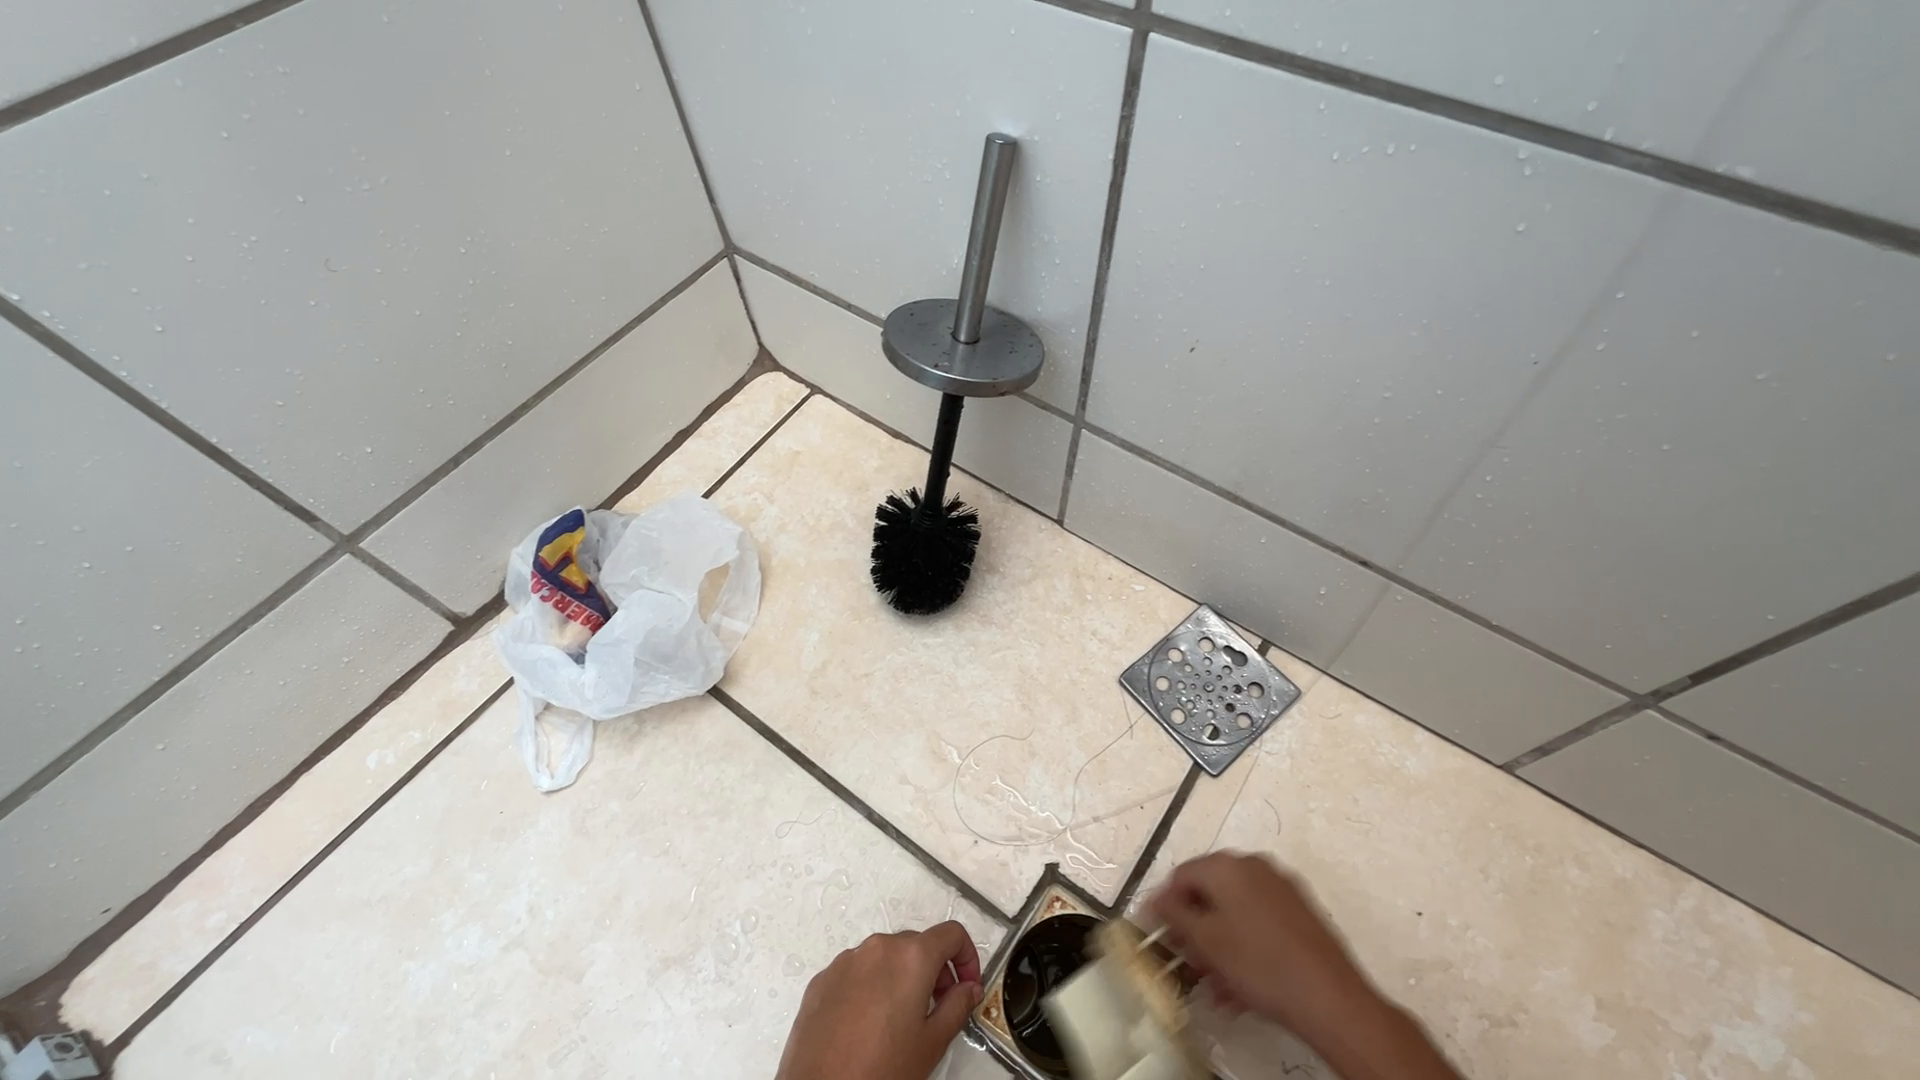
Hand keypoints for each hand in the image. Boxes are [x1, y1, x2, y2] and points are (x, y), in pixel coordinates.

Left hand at [774, 921, 982, 1079]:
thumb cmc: (880, 1069)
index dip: (967, 957)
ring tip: (901, 1020)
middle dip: (935, 970)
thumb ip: (957, 1007)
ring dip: (902, 977)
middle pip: (917, 944)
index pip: (952, 934)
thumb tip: (968, 989)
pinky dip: (871, 986)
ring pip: (885, 957)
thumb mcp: (932, 1042)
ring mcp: (846, 961)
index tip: (967, 984)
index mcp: (911, 957)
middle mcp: (878, 948)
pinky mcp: (823, 978)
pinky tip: (869, 1024)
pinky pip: (857, 971)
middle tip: (939, 1007)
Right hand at [1151, 851, 1367, 1030]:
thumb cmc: (1260, 965)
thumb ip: (1173, 914)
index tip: (1159, 938)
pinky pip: (1258, 921)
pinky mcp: (1300, 912)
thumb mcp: (1206, 941)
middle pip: (1209, 893)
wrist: (1331, 999)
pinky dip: (1243, 944)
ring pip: (1234, 911)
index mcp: (1227, 866)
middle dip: (1195, 929)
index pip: (1180, 875)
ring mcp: (1281, 888)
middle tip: (1187, 962)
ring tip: (1215, 983)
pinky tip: (1241, 983)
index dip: (1165, 906)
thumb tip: (1154, 900)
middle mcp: (1254, 866)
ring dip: (1218, 944)